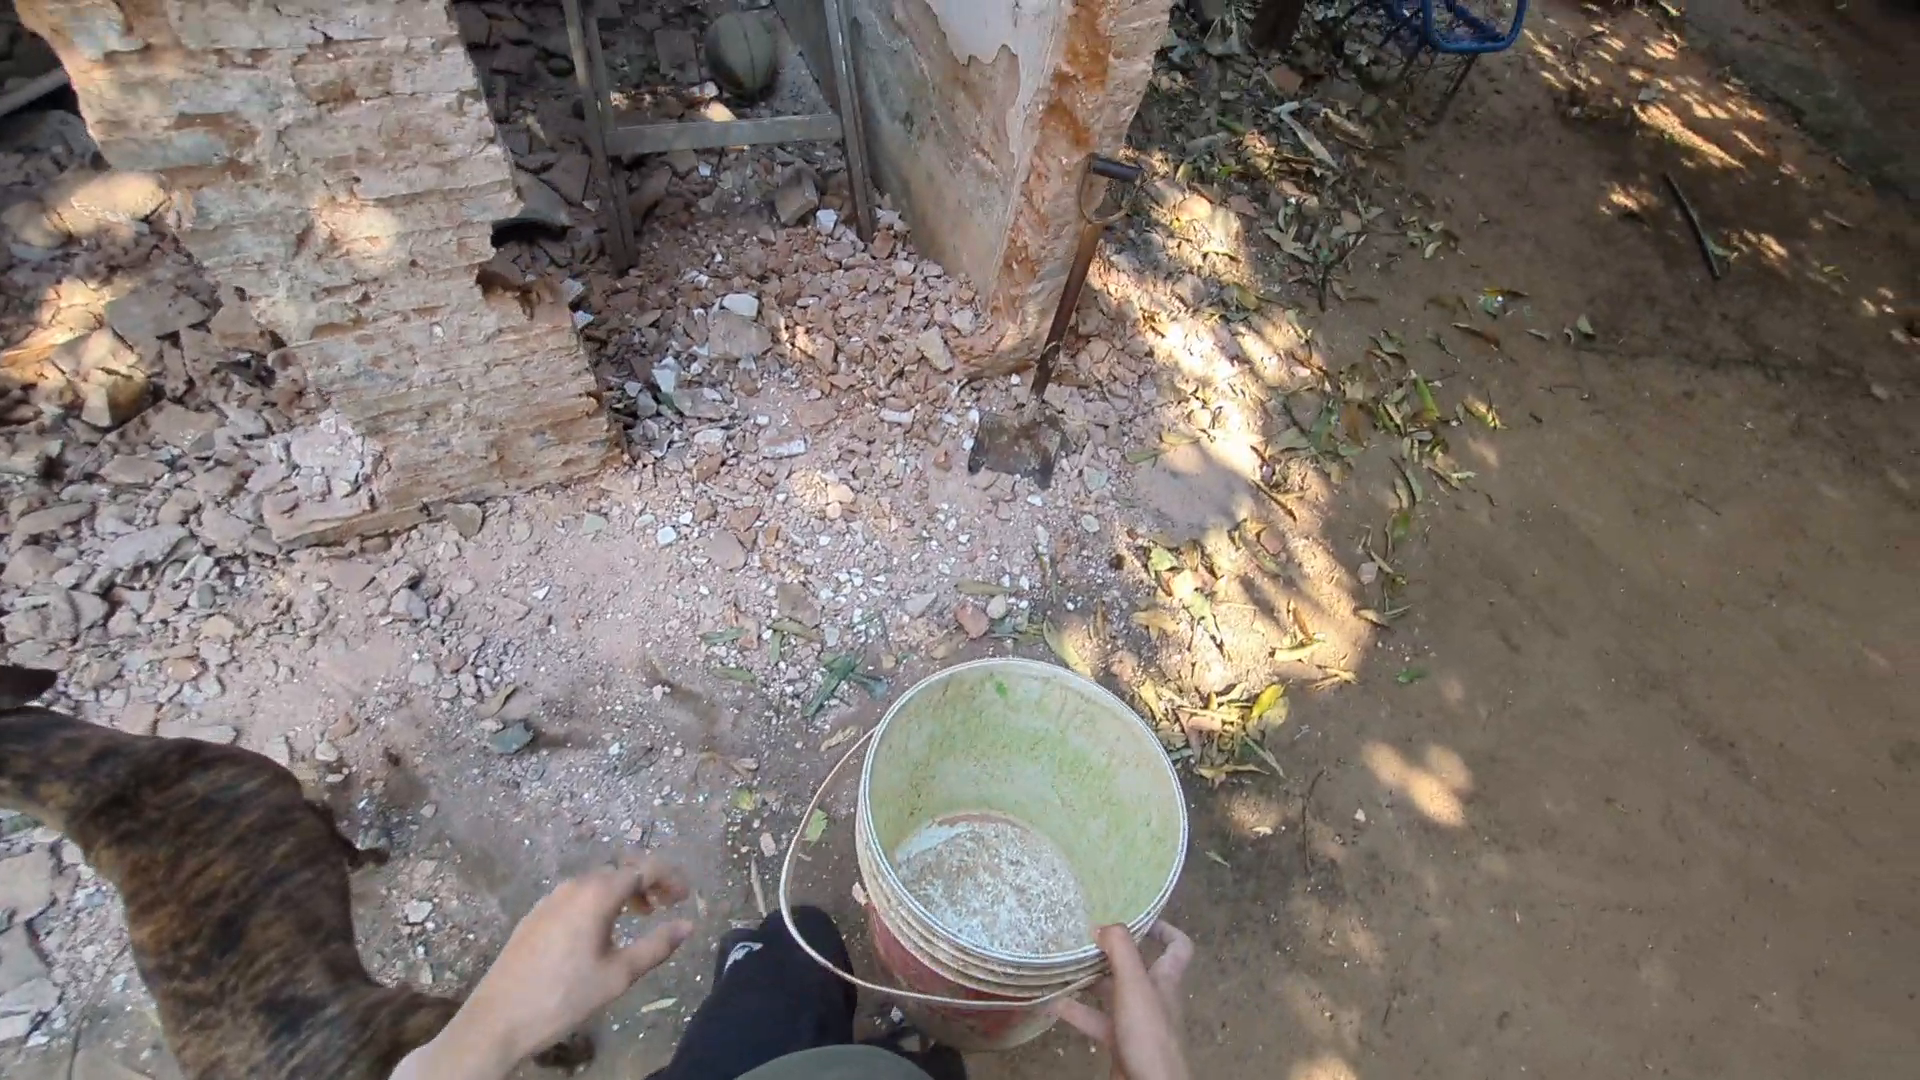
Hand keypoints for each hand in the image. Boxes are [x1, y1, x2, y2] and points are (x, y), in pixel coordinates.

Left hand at [394, 857, 693, 1079]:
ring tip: (638, 916)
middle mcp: (575, 885)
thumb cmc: (562, 997)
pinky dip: (599, 902)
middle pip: (622, 869)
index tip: (685, 898)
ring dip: (624, 892)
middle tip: (666, 905)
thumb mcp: (618, 975)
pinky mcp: (534, 915)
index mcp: (598, 893)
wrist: (493, 1025)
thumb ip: (657, 946)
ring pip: (598, 881)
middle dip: (649, 882)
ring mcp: (550, 898)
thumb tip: (688, 925)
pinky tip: (599, 931)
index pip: (646, 868)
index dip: (671, 878)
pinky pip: (577, 895)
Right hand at [1052, 922, 1192, 1079]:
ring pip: (1111, 992)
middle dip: (1109, 951)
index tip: (1137, 915)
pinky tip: (1053, 1003)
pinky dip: (1076, 1011)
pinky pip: (1095, 1020)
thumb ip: (1120, 950)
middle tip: (1083, 935)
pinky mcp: (1119, 1042)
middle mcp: (1152, 997)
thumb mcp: (1135, 984)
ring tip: (1063, 964)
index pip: (1177, 947)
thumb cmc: (1149, 1034)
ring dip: (1088, 979)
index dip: (1163, 928)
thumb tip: (1103, 924)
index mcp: (1165, 979)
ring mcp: (1136, 1021)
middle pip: (1133, 966)